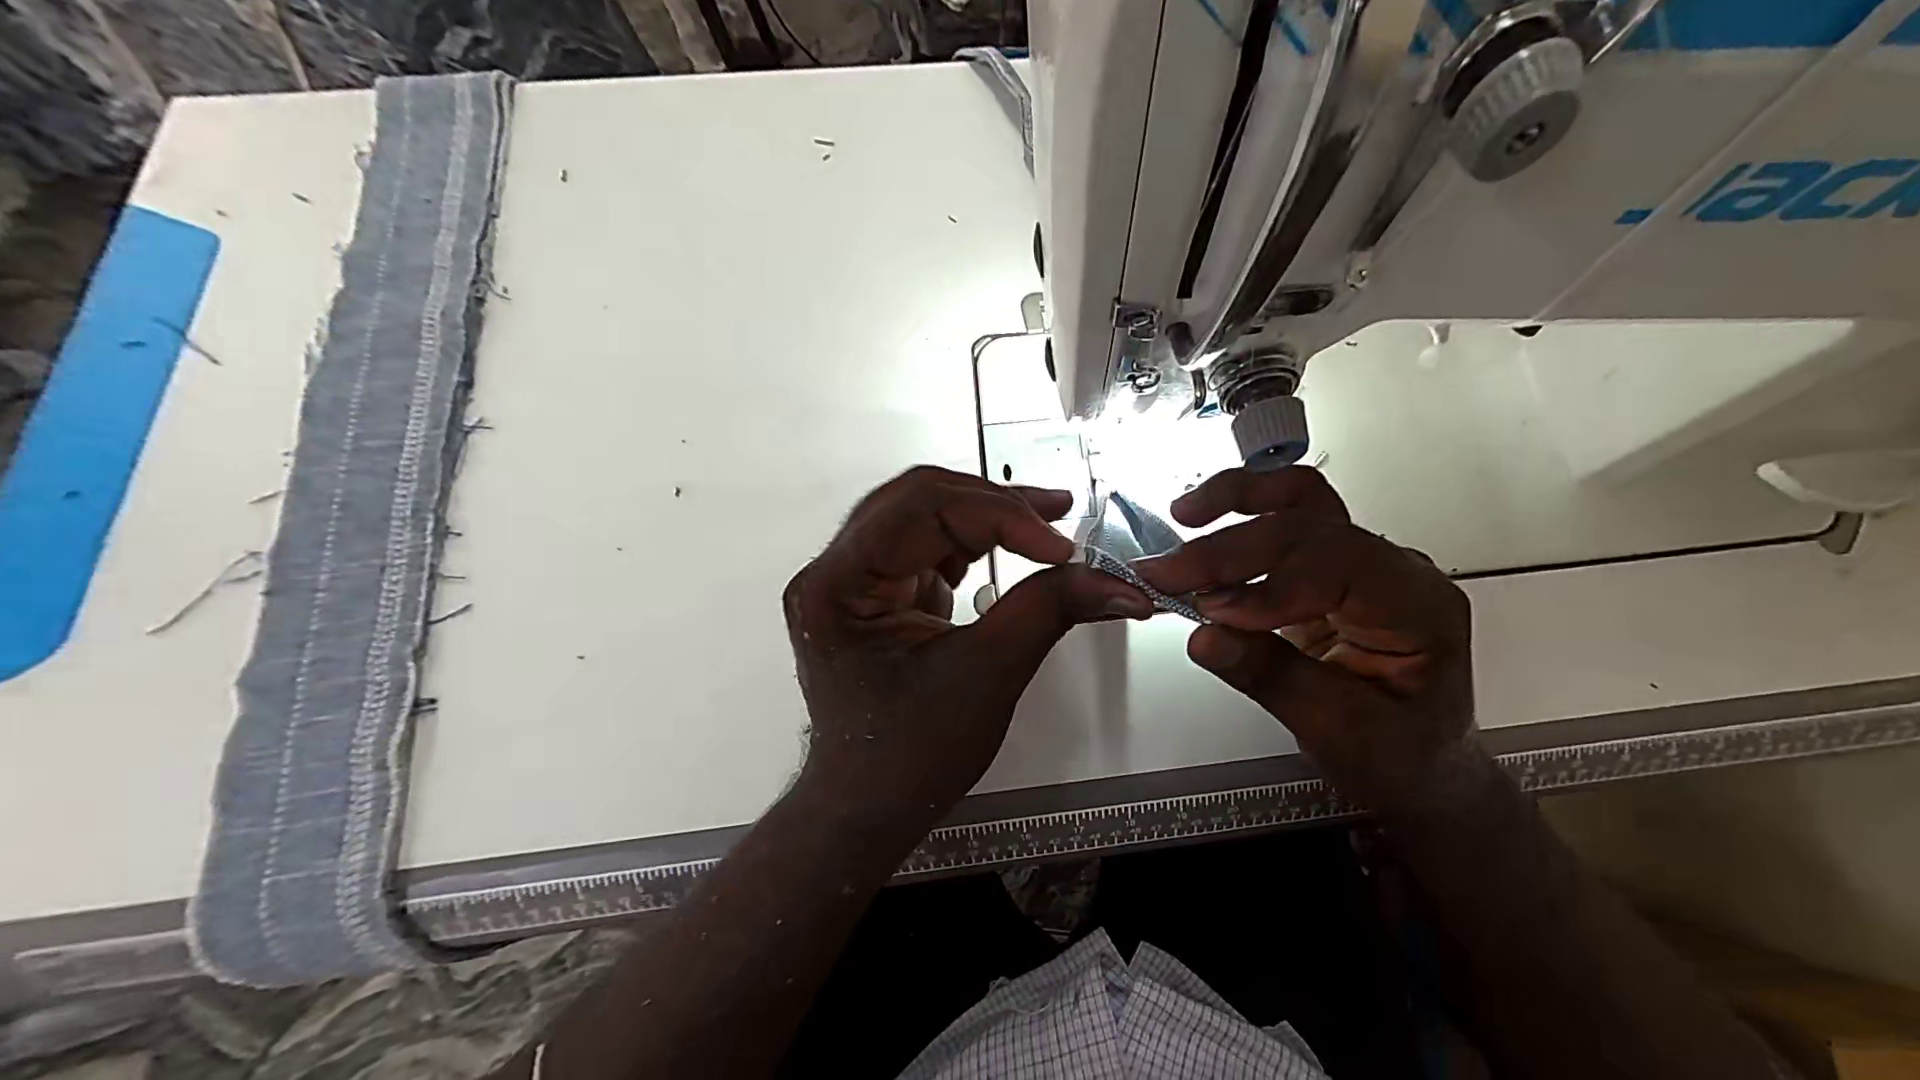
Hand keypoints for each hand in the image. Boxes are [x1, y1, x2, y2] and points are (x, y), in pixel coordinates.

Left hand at [783, 466, 1153, 827]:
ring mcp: (857, 580)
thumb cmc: (904, 759)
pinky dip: (978, 541)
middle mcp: (836, 573)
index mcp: (836, 587)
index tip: (1059, 545)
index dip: (999, 516)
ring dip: (990, 515)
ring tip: (1047, 523)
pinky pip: (932, 545)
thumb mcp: (985, 677)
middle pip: (920, 500)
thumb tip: (1112, 582)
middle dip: (994, 503)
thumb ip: (1048, 612)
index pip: (920, 510)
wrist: (871, 804)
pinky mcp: (883, 592)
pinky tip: (1015, 546)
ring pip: (927, 515)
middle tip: (1057, 513)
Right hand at [1135, 467, 1476, 812]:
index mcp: (1419, 609)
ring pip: (1302, 500)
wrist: (1415, 761)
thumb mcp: (1337, 731)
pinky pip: (1282, 520)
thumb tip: (1206, 639)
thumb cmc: (1400, 754)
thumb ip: (1269, 678)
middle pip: (1308, 526)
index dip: (1268, 586)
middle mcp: (1393, 572)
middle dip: (1230, 549)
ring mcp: (1358, 564)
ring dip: (1237, 500)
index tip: (1211, 612)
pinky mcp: (1323, 568)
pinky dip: (1237, 517)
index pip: (1339, 567)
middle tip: (1166, 574)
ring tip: (1184, 515)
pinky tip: (1200, 525)